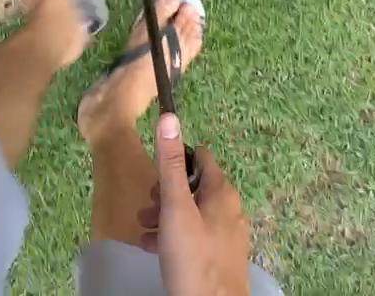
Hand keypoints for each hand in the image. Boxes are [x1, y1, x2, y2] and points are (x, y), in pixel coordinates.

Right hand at [136, 113, 251, 295]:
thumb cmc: (193, 257)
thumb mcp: (175, 207)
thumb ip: (170, 164)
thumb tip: (169, 117)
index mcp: (221, 191)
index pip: (200, 156)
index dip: (176, 160)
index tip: (156, 176)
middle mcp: (230, 208)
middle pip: (194, 185)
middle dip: (166, 192)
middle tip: (147, 207)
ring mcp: (228, 235)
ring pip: (193, 212)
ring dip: (166, 215)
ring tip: (144, 228)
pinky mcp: (222, 257)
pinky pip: (196, 235)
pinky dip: (175, 235)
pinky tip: (154, 248)